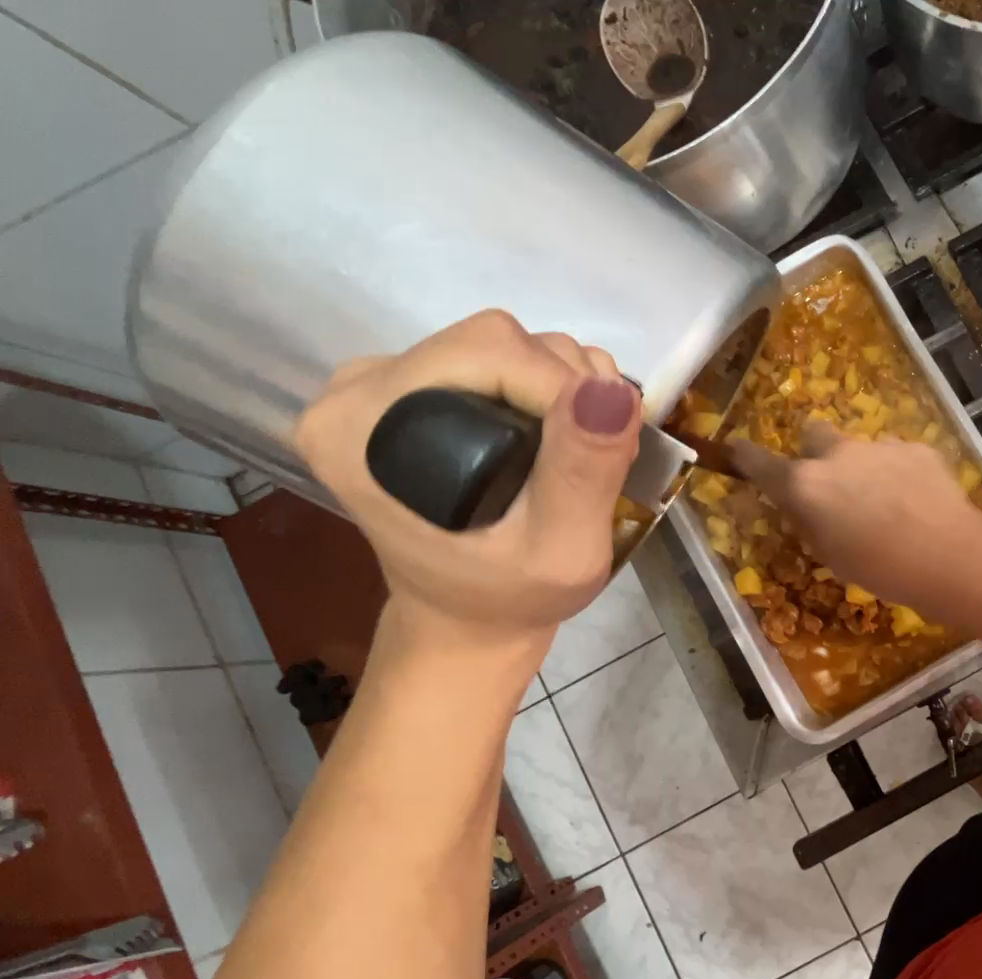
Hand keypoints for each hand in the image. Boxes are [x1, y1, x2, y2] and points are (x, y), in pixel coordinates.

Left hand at [294, 310, 641, 644]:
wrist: (471, 620)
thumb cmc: (512, 596)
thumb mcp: (562, 550)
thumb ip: (582, 470)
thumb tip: (610, 391)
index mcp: (364, 427)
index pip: (493, 353)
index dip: (566, 388)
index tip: (604, 450)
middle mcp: (356, 391)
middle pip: (497, 340)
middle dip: (568, 387)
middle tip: (599, 456)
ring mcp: (379, 387)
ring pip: (504, 344)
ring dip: (565, 388)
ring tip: (580, 454)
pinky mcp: (409, 392)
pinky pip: (496, 358)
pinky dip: (546, 388)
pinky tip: (556, 437)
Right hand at [731, 424, 981, 606]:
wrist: (946, 555)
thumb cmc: (880, 568)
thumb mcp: (830, 555)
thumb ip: (811, 522)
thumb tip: (807, 506)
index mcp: (805, 484)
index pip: (761, 463)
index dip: (746, 456)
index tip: (738, 450)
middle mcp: (837, 455)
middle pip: (815, 434)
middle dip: (817, 452)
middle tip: (833, 483)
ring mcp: (879, 447)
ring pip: (861, 448)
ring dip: (864, 467)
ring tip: (888, 503)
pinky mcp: (916, 449)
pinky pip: (897, 456)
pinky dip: (900, 472)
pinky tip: (918, 501)